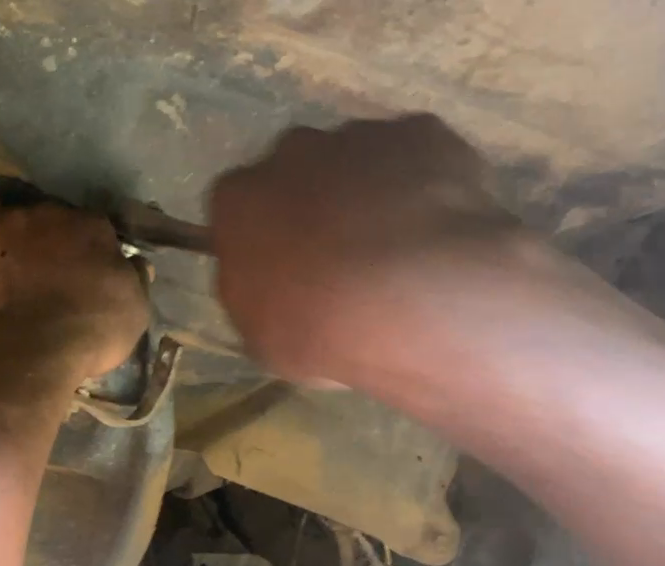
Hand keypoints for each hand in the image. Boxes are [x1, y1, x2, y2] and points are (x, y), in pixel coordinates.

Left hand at [0, 202, 149, 381]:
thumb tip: (138, 264)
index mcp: (98, 229)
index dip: (91, 256)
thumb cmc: (91, 334)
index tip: (86, 279)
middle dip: (57, 243)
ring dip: (24, 235)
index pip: (97, 233)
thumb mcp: (135, 312)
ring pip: (23, 216)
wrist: (35, 348)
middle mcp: (60, 213)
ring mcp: (19, 220)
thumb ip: (136, 281)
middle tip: (51, 277)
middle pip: (59, 221)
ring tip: (18, 264)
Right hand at [209, 115, 566, 388]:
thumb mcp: (260, 333)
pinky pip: (412, 156)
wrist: (414, 296)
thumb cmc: (317, 325)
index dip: (257, 235)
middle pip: (292, 171)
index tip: (275, 264)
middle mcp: (291, 152)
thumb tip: (266, 278)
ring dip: (362, 193)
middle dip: (308, 204)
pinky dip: (417, 183)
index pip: (235, 206)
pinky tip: (429, 228)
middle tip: (332, 254)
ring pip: (353, 159)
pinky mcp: (421, 132)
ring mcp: (358, 136)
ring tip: (389, 246)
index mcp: (239, 200)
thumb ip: (253, 291)